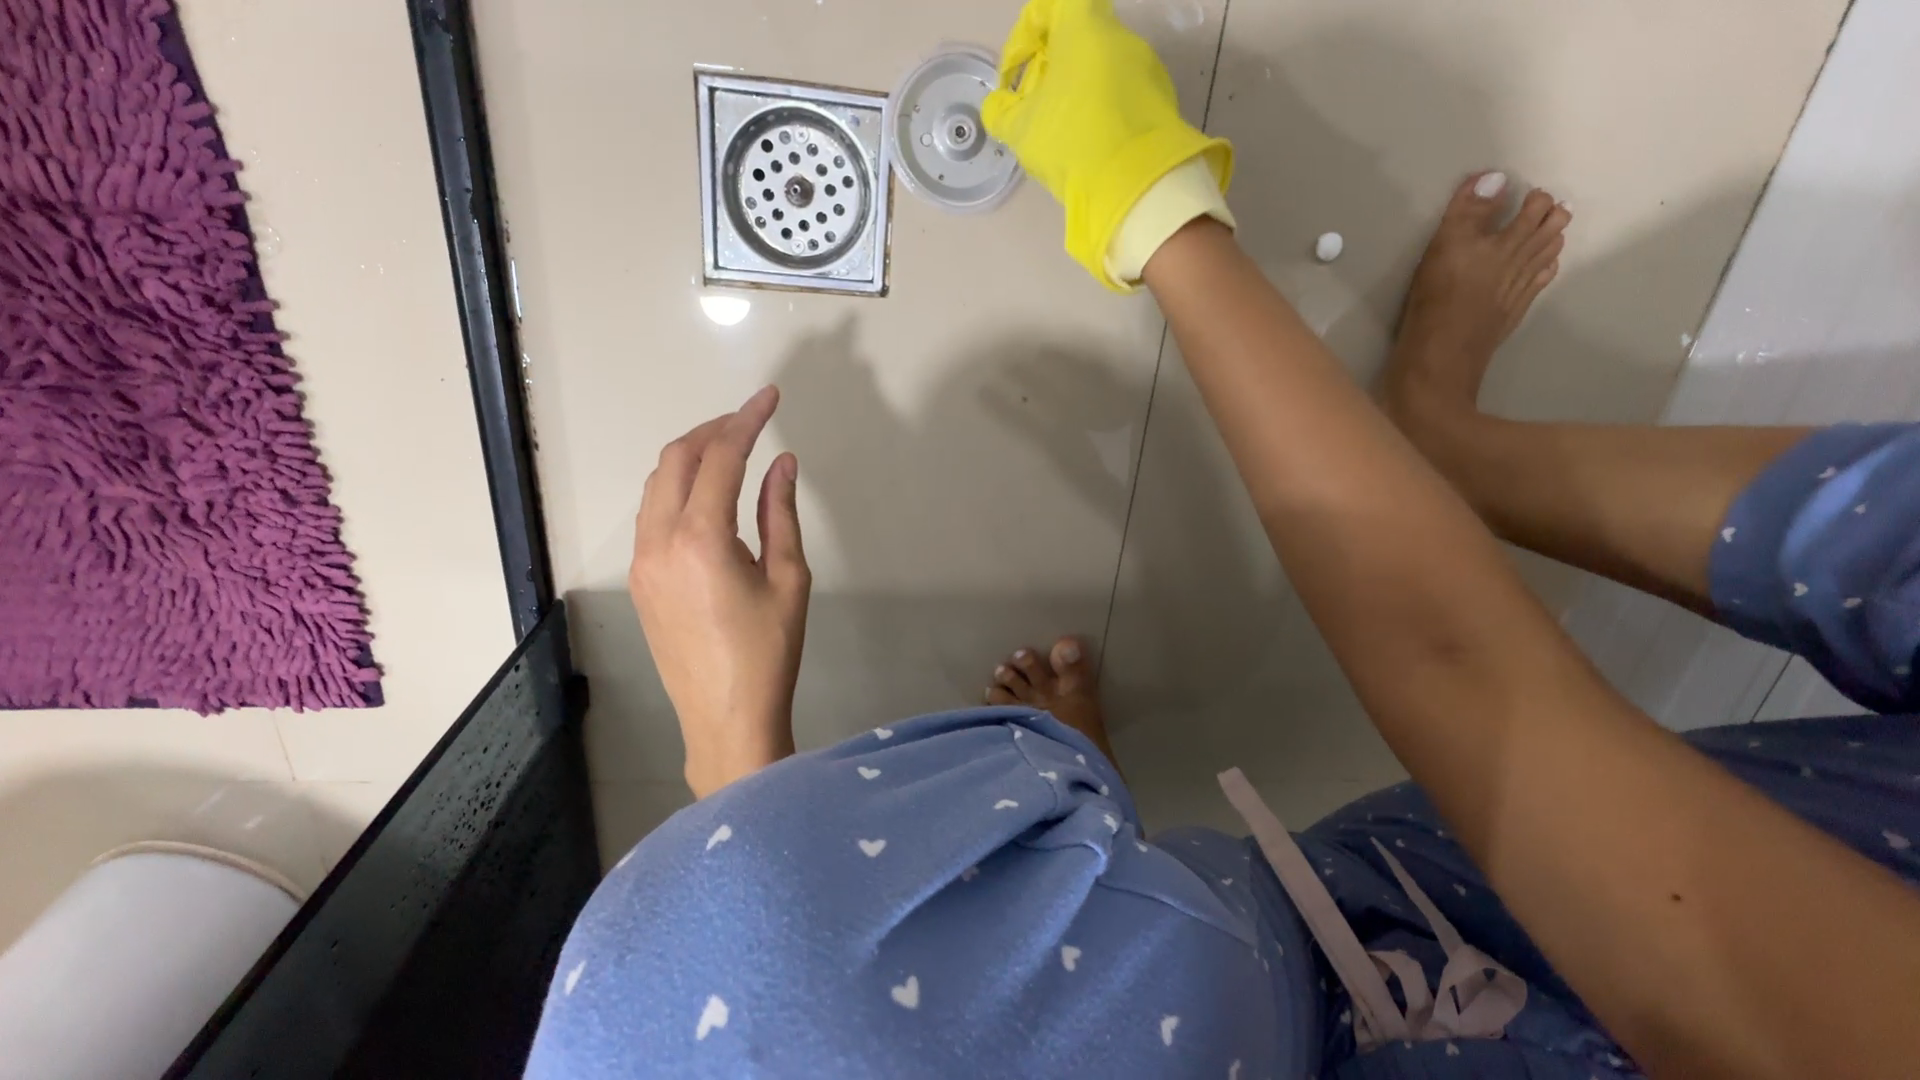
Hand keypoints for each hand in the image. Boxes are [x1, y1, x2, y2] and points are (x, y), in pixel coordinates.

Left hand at [630, 387, 809, 797]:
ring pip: (656, 485)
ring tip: (731, 450)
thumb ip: (781, 513)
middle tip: (750, 420)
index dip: (747, 420)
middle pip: (675, 460)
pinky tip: (708, 496)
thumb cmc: (769, 652)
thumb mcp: (788, 579)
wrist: (726, 717)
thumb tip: (782, 463)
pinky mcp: (640, 581)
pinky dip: (678, 490)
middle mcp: (659, 541)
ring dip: (691, 458)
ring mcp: (642, 562)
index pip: (720, 458)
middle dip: (712, 430)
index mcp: (701, 538)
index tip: (770, 397)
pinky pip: (652, 515)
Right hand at [982, 0, 1230, 286]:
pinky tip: (1090, 148)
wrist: (1136, 182)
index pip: (1050, 7)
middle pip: (1077, 41)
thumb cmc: (1071, 139)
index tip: (1012, 78)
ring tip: (1062, 135)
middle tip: (1034, 110)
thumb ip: (1001, 112)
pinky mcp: (1161, 101)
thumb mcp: (1020, 129)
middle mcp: (1120, 37)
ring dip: (1076, 94)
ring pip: (1100, 71)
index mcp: (1084, 27)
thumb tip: (999, 106)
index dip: (1023, 37)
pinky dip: (1102, 113)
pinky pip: (1122, 97)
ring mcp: (1146, 69)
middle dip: (1050, 71)